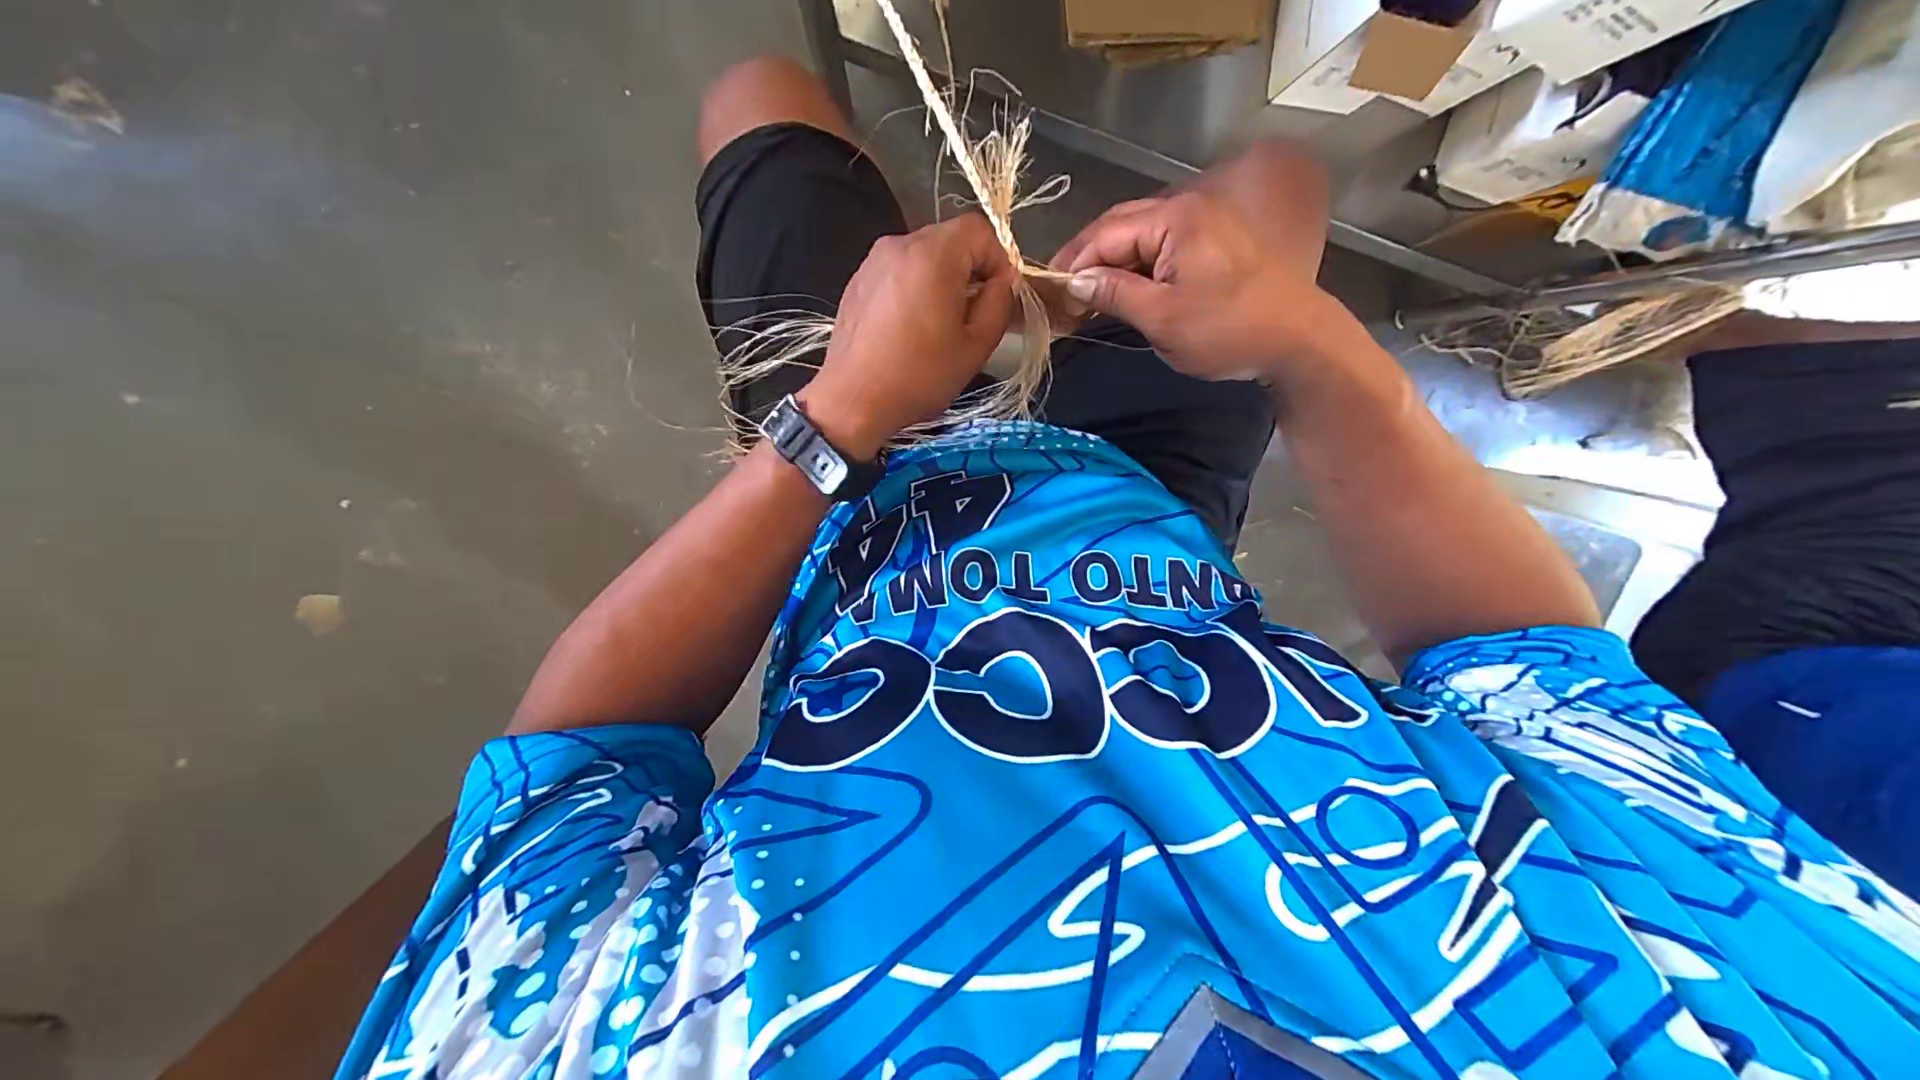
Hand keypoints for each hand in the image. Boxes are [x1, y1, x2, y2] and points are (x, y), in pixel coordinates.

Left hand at [799, 214, 1016, 457]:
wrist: (853, 401)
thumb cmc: (918, 377)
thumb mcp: (975, 346)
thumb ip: (1000, 303)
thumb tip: (1004, 282)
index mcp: (932, 255)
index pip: (980, 230)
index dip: (999, 259)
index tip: (999, 297)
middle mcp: (899, 244)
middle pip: (950, 239)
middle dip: (971, 271)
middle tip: (975, 315)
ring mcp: (873, 261)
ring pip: (924, 256)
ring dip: (943, 281)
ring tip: (942, 326)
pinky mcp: (858, 281)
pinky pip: (900, 272)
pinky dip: (915, 289)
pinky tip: (912, 329)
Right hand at [1052, 141, 1350, 382]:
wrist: (1295, 339)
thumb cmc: (1226, 331)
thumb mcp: (1162, 318)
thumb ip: (1115, 293)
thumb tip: (1075, 280)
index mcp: (1177, 219)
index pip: (1107, 232)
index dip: (1074, 260)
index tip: (1051, 290)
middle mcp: (1190, 207)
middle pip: (1122, 223)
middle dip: (1089, 255)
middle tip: (1062, 289)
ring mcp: (1206, 220)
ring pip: (1142, 231)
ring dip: (1112, 258)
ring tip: (1087, 289)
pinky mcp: (1214, 239)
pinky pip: (1163, 241)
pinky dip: (1137, 261)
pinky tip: (1124, 283)